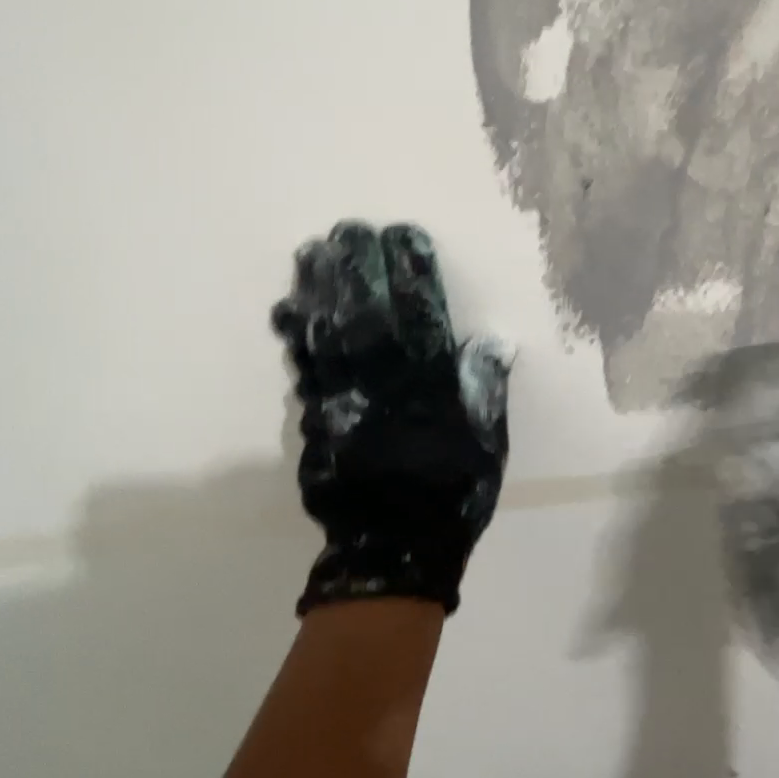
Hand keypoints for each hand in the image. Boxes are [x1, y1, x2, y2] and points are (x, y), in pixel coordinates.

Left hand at [271, 221, 513, 615]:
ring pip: (329, 332)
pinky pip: (302, 368)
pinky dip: (294, 336)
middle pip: (368, 311)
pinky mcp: (314, 419)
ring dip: (321, 289)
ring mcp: (344, 398)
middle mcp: (385, 382)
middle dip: (360, 267)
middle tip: (352, 229)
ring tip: (316, 251)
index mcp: (433, 385)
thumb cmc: (453, 494)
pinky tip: (288, 307)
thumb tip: (490, 340)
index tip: (406, 237)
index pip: (423, 315)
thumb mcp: (490, 445)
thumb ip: (486, 391)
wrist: (394, 548)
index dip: (413, 274)